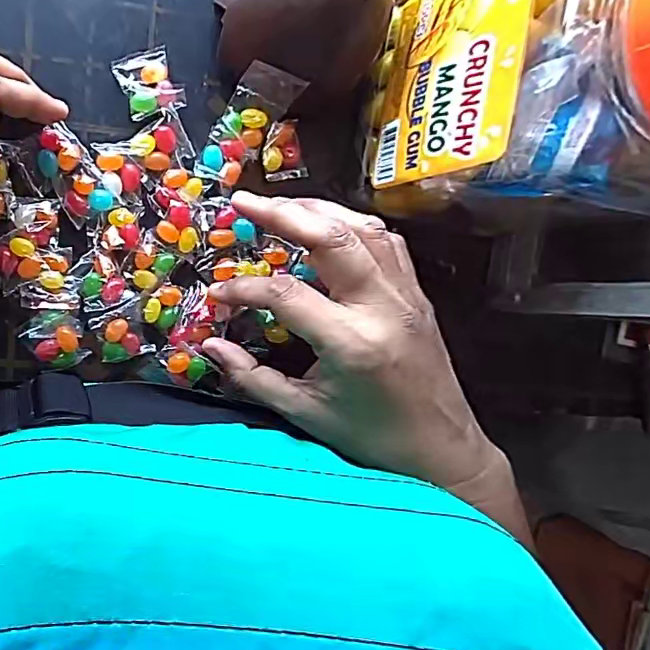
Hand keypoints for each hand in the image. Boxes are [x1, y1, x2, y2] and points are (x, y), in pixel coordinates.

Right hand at [200, 193, 526, 541]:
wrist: (442, 449)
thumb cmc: (370, 435)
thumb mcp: (303, 411)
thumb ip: (250, 376)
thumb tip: (207, 346)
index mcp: (351, 342)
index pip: (284, 293)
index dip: (242, 288)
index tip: (216, 295)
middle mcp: (382, 307)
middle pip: (331, 239)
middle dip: (282, 214)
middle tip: (242, 200)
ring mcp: (405, 296)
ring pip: (363, 229)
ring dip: (317, 211)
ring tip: (278, 205)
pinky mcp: (415, 294)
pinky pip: (385, 242)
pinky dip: (350, 224)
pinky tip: (324, 225)